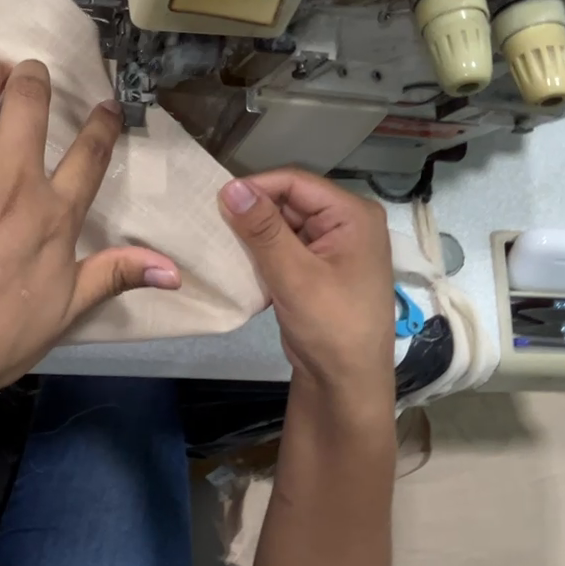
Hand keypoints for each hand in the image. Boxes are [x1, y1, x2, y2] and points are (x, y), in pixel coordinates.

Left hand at [0, 59, 180, 434]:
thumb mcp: (62, 314)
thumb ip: (112, 276)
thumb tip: (174, 270)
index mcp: (53, 214)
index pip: (89, 152)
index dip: (101, 123)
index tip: (105, 106)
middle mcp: (11, 180)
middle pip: (27, 103)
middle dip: (35, 76)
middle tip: (34, 71)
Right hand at [218, 169, 394, 404]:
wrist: (345, 382)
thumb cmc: (330, 326)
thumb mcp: (294, 275)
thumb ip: (262, 229)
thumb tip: (231, 187)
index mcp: (352, 215)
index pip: (295, 182)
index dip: (255, 188)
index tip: (215, 202)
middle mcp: (345, 223)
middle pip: (288, 201)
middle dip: (252, 213)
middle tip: (212, 224)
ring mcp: (331, 247)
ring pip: (282, 225)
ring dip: (253, 235)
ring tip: (218, 243)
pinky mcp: (316, 268)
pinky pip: (284, 247)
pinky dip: (261, 253)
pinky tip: (236, 264)